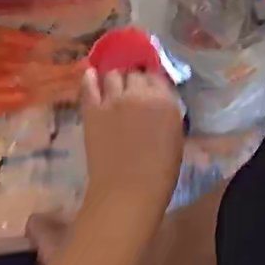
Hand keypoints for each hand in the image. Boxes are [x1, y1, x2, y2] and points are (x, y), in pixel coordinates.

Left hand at [78, 68, 184, 230]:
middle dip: (133, 77)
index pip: (157, 75)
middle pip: (134, 72)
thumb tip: (157, 100)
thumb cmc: (160, 171)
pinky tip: (90, 74)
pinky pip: (89, 86)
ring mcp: (114, 100)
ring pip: (113, 74)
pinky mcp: (92, 111)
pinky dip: (90, 78)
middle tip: (131, 87)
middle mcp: (140, 93)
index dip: (151, 79)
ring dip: (114, 77)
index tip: (149, 85)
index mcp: (165, 100)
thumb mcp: (175, 134)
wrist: (128, 191)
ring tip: (113, 84)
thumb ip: (166, 111)